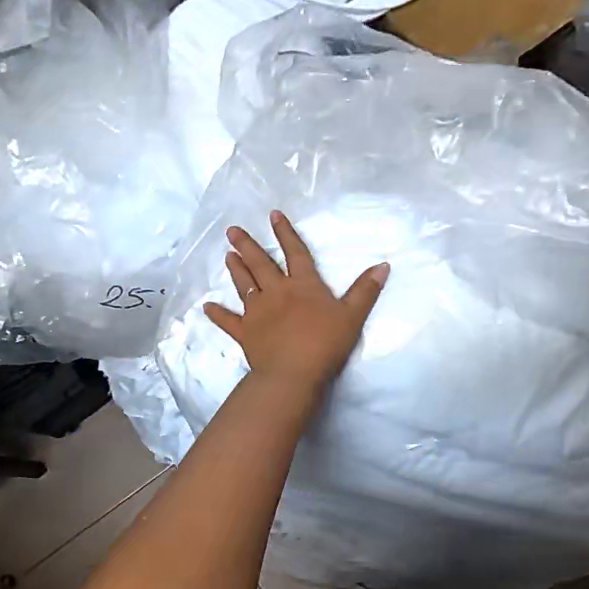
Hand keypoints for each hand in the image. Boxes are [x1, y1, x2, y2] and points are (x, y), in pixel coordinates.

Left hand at [205, 211, 388, 393]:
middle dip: (247, 245)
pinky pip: (228, 321)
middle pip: (260, 264)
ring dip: (235, 269)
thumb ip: (365, 290)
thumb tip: (383, 265)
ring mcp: (257, 311)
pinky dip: (217, 314)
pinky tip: (206, 306)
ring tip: (227, 255)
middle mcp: (276, 292)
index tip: (273, 216)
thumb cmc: (325, 344)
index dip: (285, 233)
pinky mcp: (244, 332)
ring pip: (244, 285)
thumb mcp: (352, 316)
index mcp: (303, 285)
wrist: (293, 372)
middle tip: (231, 230)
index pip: (295, 253)